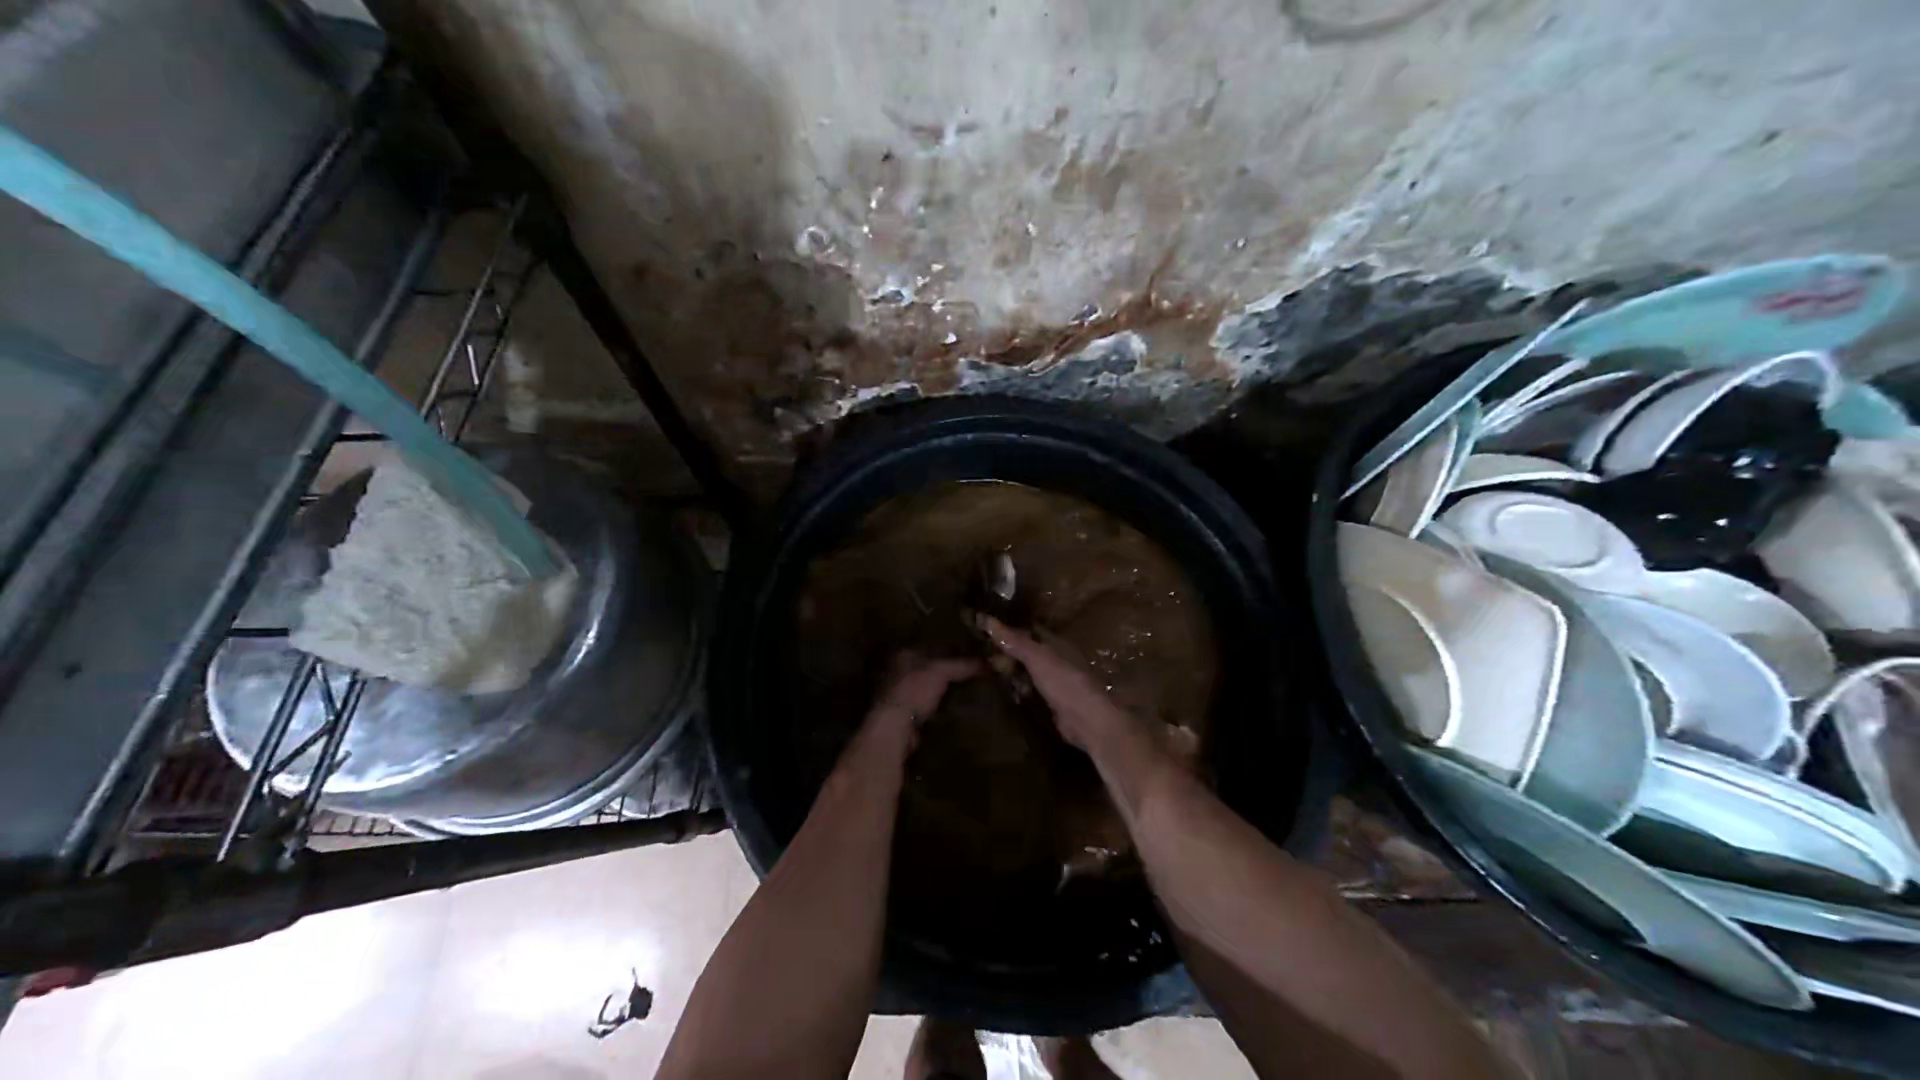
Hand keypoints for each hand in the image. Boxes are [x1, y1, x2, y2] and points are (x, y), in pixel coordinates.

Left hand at [862, 652, 981, 750]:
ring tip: (971, 689)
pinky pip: (930, 705)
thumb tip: (991, 662)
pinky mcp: (907, 714)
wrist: (895, 727)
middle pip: (931, 667)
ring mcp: (902, 694)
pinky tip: (958, 707)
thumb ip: (964, 665)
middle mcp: (900, 671)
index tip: (972, 652)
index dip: (952, 647)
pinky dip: (942, 705)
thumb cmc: (914, 691)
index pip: (932, 645)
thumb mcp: (942, 671)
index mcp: (904, 655)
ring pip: (931, 687)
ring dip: (946, 689)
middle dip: (951, 670)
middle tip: (975, 671)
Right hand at [979, 616, 1141, 755]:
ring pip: (1025, 669)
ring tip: (979, 667)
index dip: (1006, 626)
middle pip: (1025, 649)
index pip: (1027, 629)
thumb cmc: (1065, 683)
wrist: (1088, 722)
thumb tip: (985, 619)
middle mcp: (1055, 658)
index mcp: (1056, 643)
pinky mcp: (1050, 701)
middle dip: (1004, 649)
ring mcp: (1053, 680)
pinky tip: (997, 687)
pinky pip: (1027, 688)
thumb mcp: (1038, 658)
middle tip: (974, 649)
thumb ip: (1014, 641)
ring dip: (1007, 668)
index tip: (981, 625)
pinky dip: (1014, 686)